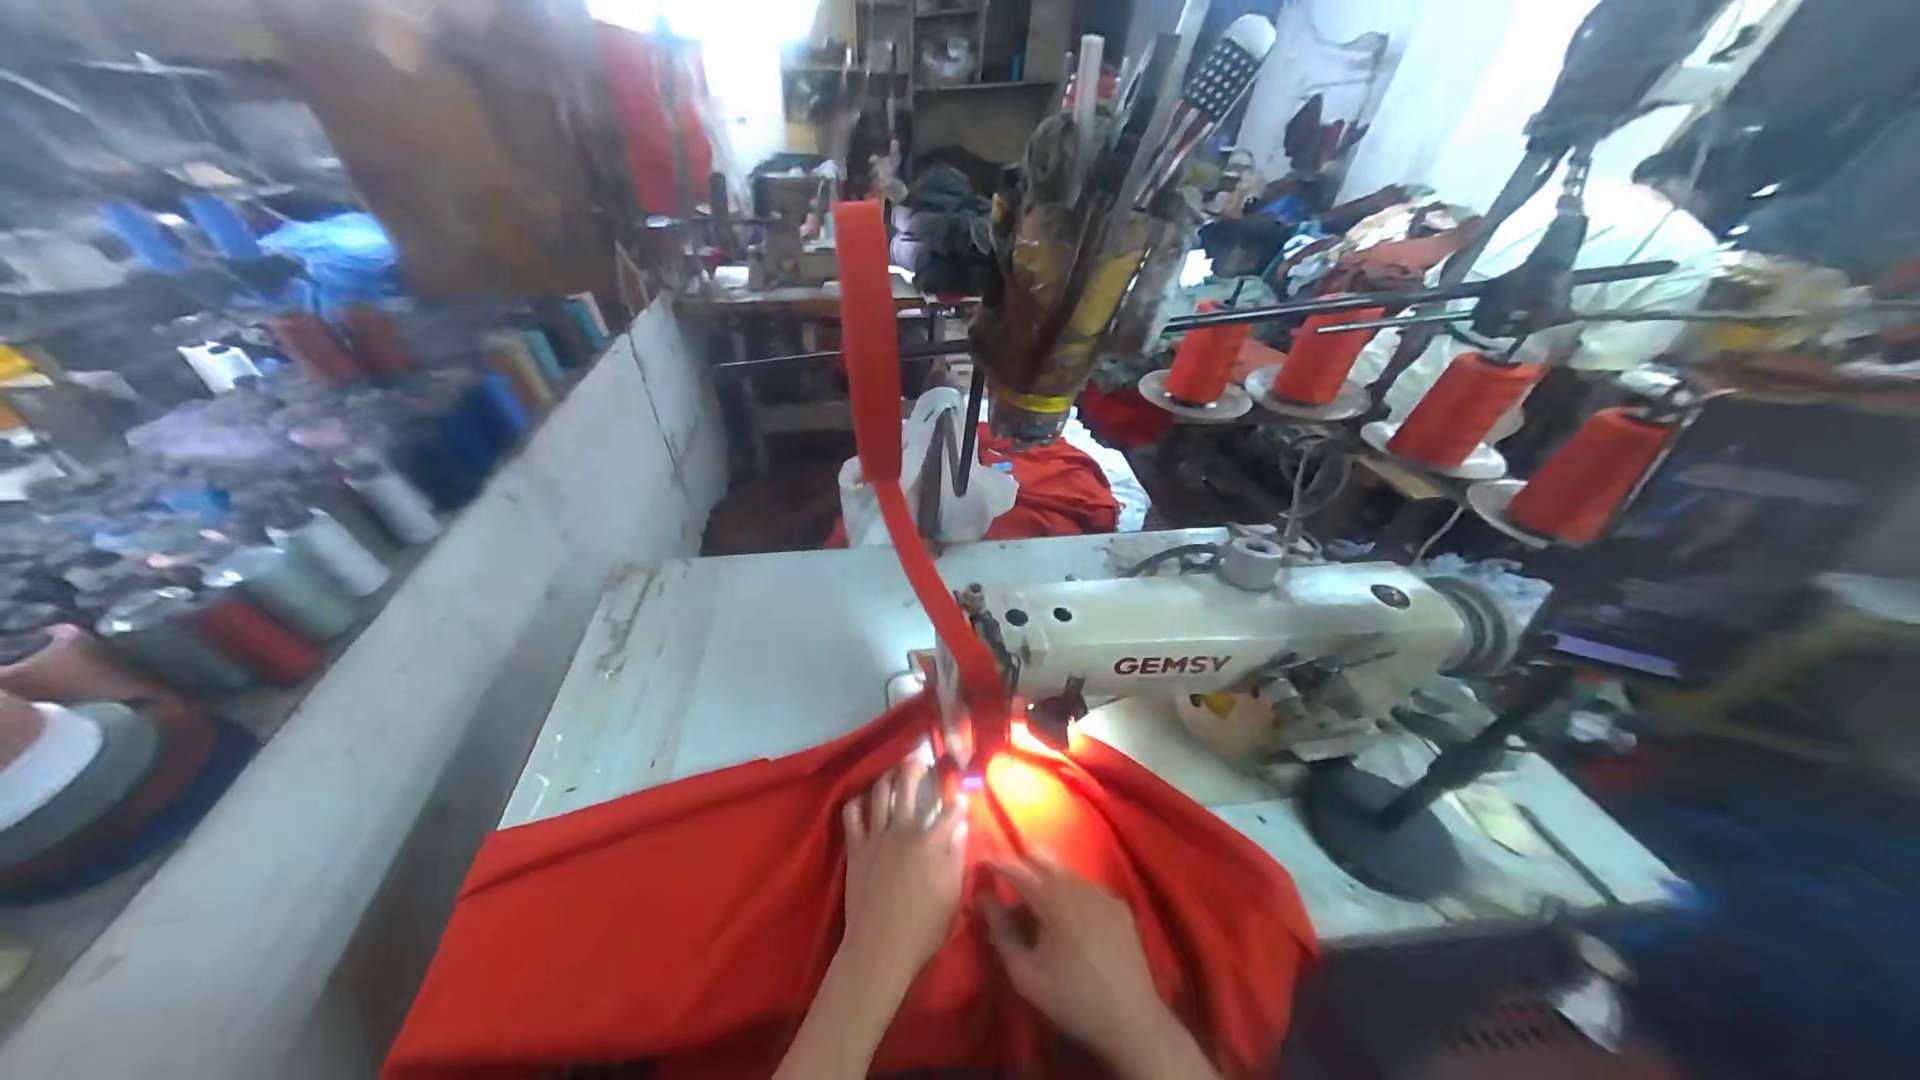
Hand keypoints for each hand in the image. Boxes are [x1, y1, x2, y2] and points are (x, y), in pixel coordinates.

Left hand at [840, 756, 966, 981]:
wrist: (879, 949)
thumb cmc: (923, 928)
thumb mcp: (951, 895)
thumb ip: (956, 855)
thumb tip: (960, 825)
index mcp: (931, 843)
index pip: (949, 807)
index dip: (957, 795)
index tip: (959, 789)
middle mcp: (904, 830)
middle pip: (909, 784)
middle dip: (917, 765)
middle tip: (921, 758)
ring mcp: (876, 836)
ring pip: (881, 791)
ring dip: (890, 775)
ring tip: (896, 770)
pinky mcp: (856, 847)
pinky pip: (853, 813)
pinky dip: (860, 801)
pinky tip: (866, 800)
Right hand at [982, 856, 1220, 1079]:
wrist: (1132, 1020)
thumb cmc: (1071, 998)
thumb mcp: (1025, 973)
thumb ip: (1001, 931)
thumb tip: (984, 899)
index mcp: (1051, 898)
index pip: (1016, 868)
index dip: (996, 862)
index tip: (981, 862)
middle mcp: (1077, 885)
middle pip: (1043, 856)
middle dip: (1022, 861)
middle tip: (1009, 878)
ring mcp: (1102, 892)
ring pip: (1066, 871)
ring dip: (1047, 878)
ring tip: (1038, 904)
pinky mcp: (1119, 904)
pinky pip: (1087, 887)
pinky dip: (1071, 892)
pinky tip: (1070, 918)